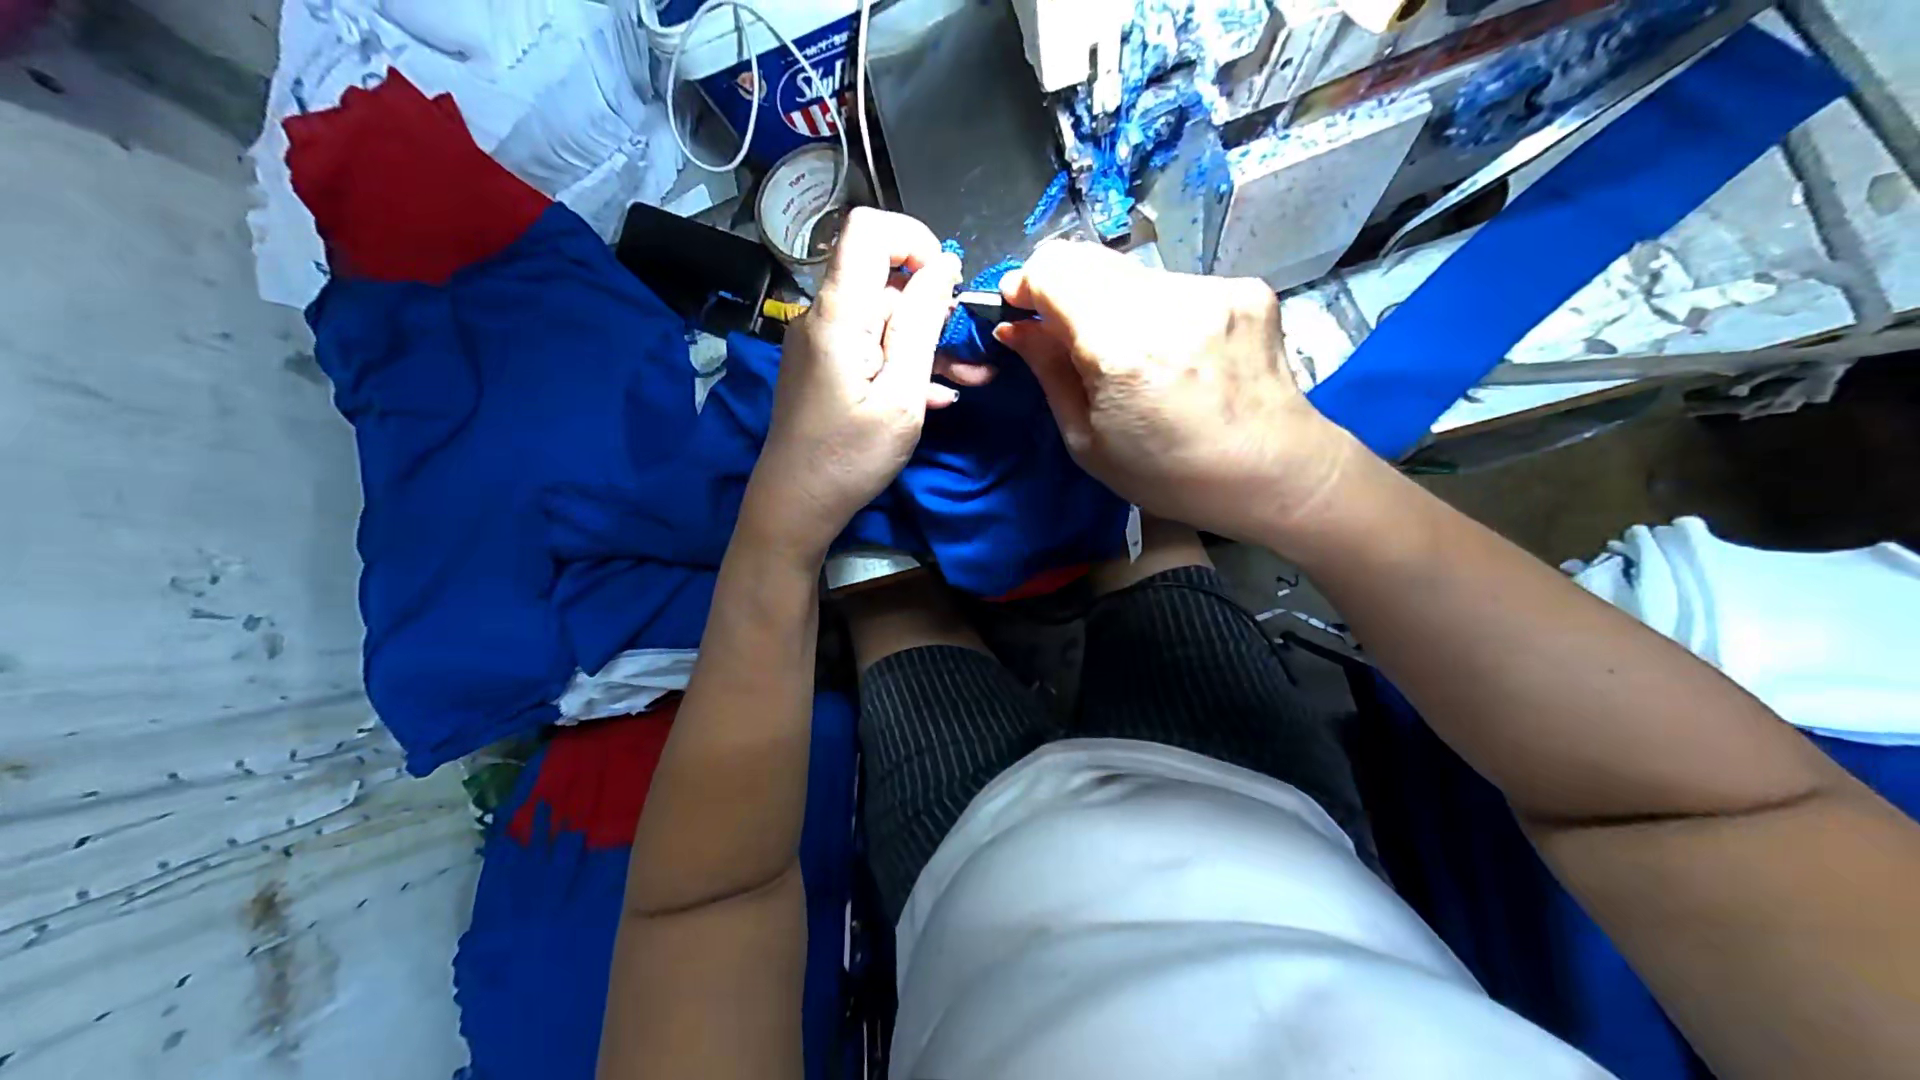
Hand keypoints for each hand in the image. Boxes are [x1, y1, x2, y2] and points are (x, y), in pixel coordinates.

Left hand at [743, 209, 963, 561]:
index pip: (868, 229)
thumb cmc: (850, 458)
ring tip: (971, 377)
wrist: (796, 506)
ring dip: (928, 343)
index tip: (944, 282)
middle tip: (970, 351)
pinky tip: (940, 395)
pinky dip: (905, 363)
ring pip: (883, 320)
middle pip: (883, 280)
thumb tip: (942, 267)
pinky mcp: (827, 368)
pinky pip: (871, 348)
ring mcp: (824, 344)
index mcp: (838, 314)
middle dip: (933, 308)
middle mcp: (824, 317)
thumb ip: (920, 326)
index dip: (913, 240)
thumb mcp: (900, 397)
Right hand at [994, 240, 1360, 542]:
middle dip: (1062, 290)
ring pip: (1130, 271)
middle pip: (1087, 259)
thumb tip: (1016, 327)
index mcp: (1122, 350)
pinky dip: (1153, 308)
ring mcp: (1211, 290)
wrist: (1272, 472)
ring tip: (1127, 352)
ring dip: (1109, 301)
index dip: (1026, 284)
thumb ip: (1049, 372)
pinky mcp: (1243, 287)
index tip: (1021, 310)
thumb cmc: (1168, 475)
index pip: (1053, 269)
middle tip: (1064, 333)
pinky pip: (1171, 283)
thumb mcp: (1088, 441)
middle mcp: (1167, 304)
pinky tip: (1171, 350)